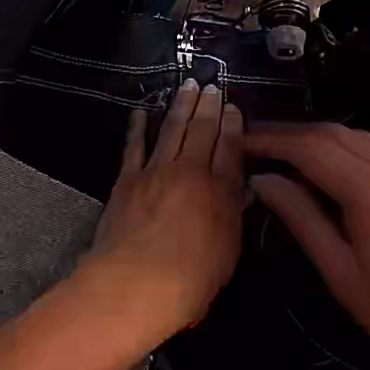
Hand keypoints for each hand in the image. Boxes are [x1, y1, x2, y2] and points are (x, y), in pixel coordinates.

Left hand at [84, 80, 244, 335]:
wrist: (134, 284)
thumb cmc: (190, 280)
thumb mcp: (228, 252)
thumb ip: (233, 216)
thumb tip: (242, 191)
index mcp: (220, 190)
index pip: (230, 148)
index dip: (233, 125)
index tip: (233, 107)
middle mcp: (191, 171)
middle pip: (203, 130)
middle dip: (210, 105)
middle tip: (213, 86)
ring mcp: (157, 171)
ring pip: (173, 129)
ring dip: (182, 105)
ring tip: (189, 85)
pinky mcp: (128, 178)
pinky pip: (135, 145)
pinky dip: (138, 126)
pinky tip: (141, 111)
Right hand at [247, 123, 369, 369]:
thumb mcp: (345, 277)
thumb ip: (303, 220)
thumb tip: (265, 181)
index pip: (312, 147)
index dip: (272, 139)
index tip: (241, 140)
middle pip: (337, 132)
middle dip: (293, 133)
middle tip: (256, 143)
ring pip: (362, 139)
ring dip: (322, 140)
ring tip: (286, 155)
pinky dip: (350, 153)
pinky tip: (334, 173)